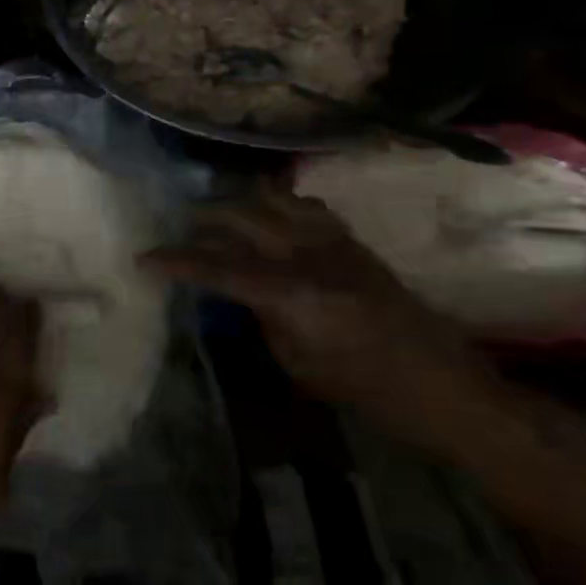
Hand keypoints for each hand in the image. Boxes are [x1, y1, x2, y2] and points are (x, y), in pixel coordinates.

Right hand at [141, 184, 504, 450]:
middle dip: (203, 218)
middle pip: (240, 216)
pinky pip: (302, 204)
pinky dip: (276, 203)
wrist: (441, 381)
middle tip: (179, 227)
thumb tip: (240, 288)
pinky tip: (268, 214)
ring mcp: (331, 238)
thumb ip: (263, 315)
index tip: (144, 256)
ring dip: (237, 200)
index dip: (177, 260)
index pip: (219, 267)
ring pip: (271, 197)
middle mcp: (308, 252)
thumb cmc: (365, 388)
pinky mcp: (348, 236)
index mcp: (292, 292)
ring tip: (217, 211)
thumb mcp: (298, 363)